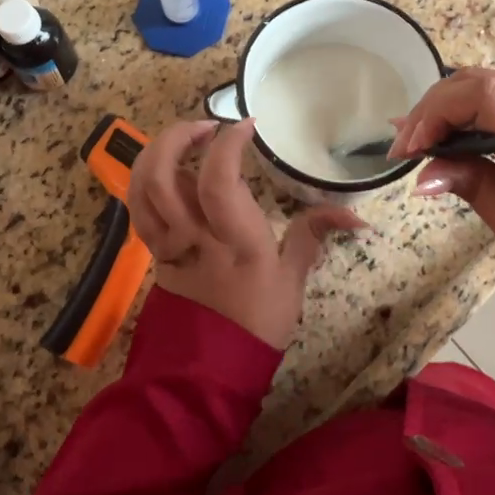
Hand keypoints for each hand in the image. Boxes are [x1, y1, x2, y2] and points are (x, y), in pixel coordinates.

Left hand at [128, 119, 365, 347]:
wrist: (209, 369)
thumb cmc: (257, 323)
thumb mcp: (292, 281)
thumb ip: (314, 235)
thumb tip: (356, 213)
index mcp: (234, 241)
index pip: (217, 179)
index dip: (228, 143)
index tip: (247, 126)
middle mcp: (194, 236)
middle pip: (165, 174)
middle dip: (180, 136)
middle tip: (208, 126)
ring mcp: (168, 242)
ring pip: (143, 186)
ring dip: (159, 151)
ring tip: (185, 139)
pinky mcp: (153, 249)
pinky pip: (138, 205)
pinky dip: (145, 177)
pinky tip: (168, 168)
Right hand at [392, 68, 494, 284]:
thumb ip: (473, 187)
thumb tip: (422, 174)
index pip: (482, 94)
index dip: (436, 110)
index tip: (411, 147)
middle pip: (481, 79)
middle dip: (435, 106)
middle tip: (407, 146)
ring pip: (493, 81)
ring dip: (452, 104)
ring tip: (424, 140)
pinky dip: (474, 106)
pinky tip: (455, 132)